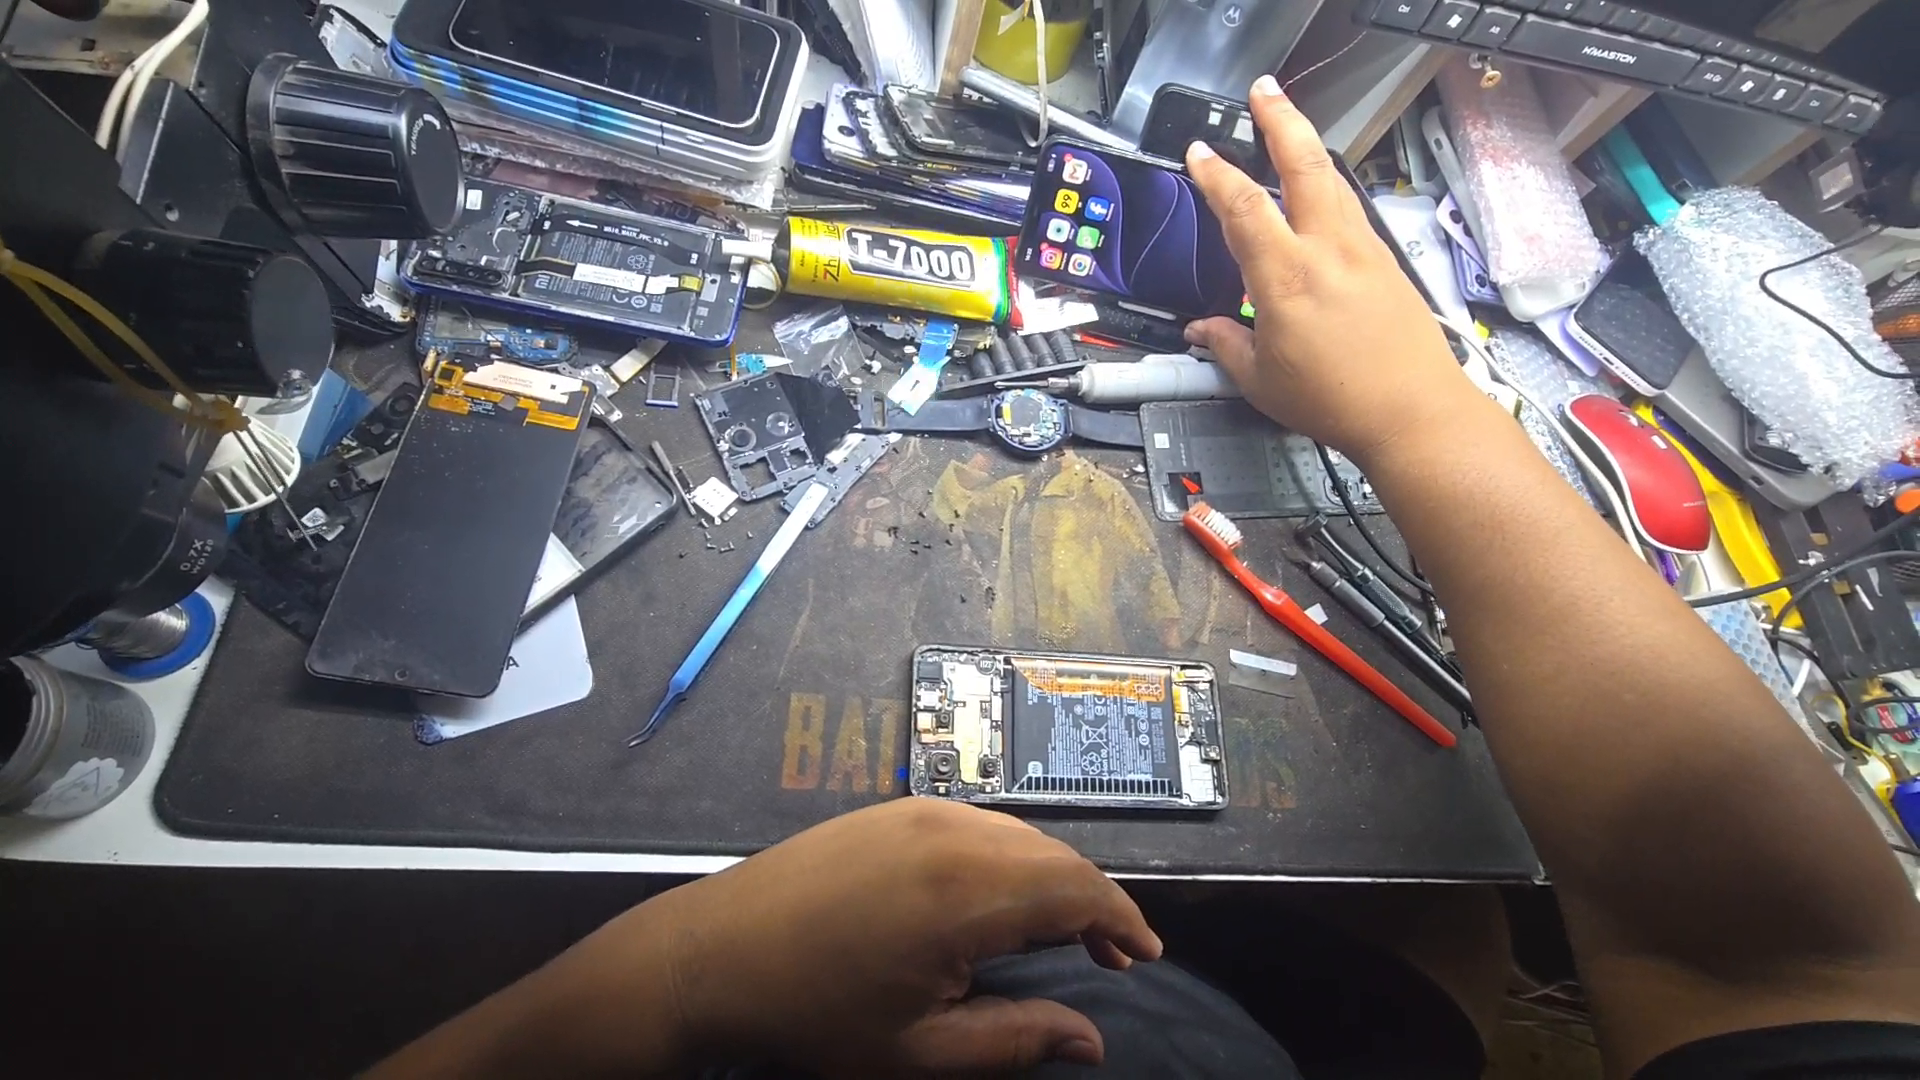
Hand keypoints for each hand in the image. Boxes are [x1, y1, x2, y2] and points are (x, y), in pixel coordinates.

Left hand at [520, 799, 1160, 1075]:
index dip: (1121, 918)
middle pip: (1051, 854)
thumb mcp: (919, 1053)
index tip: (1145, 955)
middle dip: (1092, 900)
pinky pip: (977, 826)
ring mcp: (919, 810)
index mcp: (964, 889)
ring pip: (1016, 835)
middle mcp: (952, 830)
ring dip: (1050, 878)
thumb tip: (1093, 1039)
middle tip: (1108, 957)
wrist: (714, 951)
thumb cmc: (815, 1014)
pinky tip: (999, 899)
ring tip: (1059, 934)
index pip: (1074, 886)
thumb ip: (1018, 1039)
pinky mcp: (894, 808)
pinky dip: (1009, 858)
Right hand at [1183, 76, 1477, 462]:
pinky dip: (1329, 190)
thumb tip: (1204, 330)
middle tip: (1263, 91)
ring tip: (1289, 131)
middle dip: (1280, 120)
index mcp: (1286, 279)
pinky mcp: (1386, 262)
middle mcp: (1329, 252)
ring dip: (1308, 146)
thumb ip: (1226, 344)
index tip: (1199, 153)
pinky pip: (1351, 211)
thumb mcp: (1260, 380)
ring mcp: (1364, 251)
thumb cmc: (1335, 400)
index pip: (1243, 209)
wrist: (1411, 411)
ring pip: (1333, 180)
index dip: (1216, 175)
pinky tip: (1320, 197)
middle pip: (1304, 164)